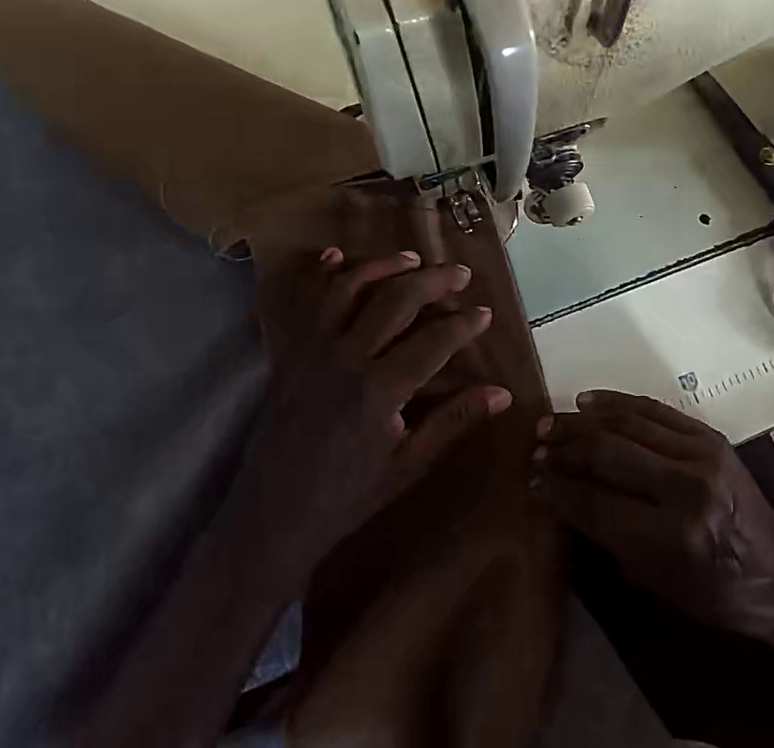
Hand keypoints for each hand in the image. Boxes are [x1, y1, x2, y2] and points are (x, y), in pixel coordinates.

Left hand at [239, 248, 510, 572]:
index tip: (485, 313)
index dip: (465, 323)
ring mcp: (313, 352)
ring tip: (412, 258)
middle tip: (460, 273)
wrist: (271, 517)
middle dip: (433, 280)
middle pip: (395, 300)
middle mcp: (346, 359)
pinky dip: (325, 276)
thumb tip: (502, 393)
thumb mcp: (409, 465)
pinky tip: (339, 257)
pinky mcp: (291, 354)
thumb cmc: (348, 495)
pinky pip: (309, 304)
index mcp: (380, 391)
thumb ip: (455, 421)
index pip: (435, 341)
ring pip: (350, 289)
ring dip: (384, 266)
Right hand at [534, 390, 773, 635]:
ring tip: (550, 422)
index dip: (556, 491)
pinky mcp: (709, 436)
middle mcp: (686, 488)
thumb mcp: (658, 584)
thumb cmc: (717, 592)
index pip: (596, 504)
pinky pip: (654, 410)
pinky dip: (617, 403)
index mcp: (674, 536)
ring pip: (627, 425)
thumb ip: (609, 540)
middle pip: (607, 455)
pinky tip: (588, 401)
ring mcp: (701, 455)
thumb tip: (560, 500)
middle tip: (534, 448)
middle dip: (563, 451)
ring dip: (582, 423)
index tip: (529, 481)